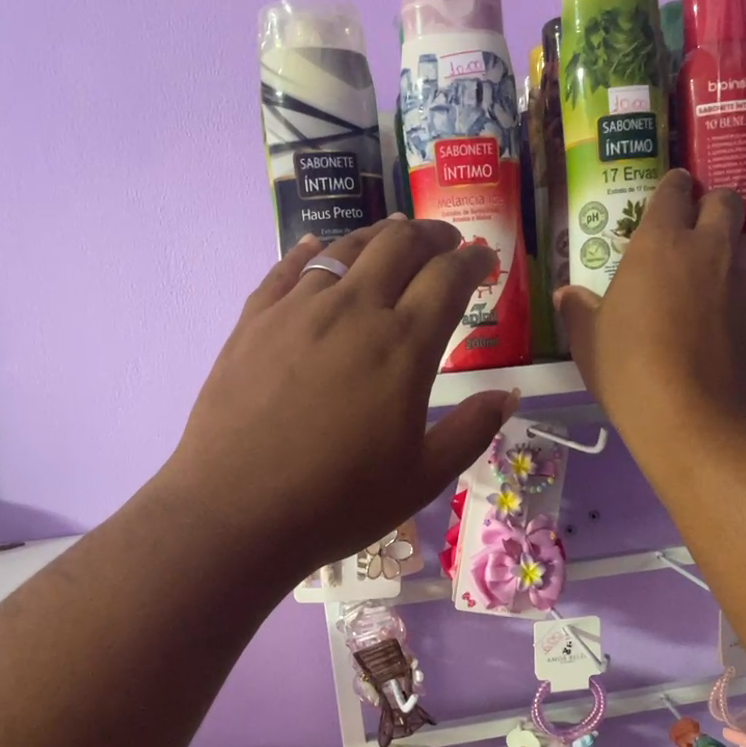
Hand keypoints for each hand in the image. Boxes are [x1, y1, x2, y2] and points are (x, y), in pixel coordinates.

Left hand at [166, 218, 516, 576]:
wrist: (236, 511)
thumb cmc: (338, 503)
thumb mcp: (421, 478)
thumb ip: (470, 431)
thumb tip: (508, 396)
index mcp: (403, 346)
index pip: (448, 279)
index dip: (474, 261)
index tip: (485, 259)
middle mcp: (353, 310)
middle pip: (400, 245)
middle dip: (433, 235)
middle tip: (447, 242)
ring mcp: (298, 309)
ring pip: (345, 247)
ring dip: (379, 236)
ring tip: (394, 239)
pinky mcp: (254, 319)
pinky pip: (288, 266)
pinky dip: (313, 250)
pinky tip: (318, 247)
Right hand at [555, 170, 745, 434]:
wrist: (688, 414)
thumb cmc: (627, 367)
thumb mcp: (588, 339)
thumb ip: (579, 309)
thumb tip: (567, 295)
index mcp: (659, 243)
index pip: (674, 190)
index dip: (673, 187)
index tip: (669, 192)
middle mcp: (706, 249)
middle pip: (726, 201)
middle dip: (712, 204)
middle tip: (694, 225)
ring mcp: (737, 282)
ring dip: (731, 242)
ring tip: (710, 265)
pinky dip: (736, 287)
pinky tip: (717, 312)